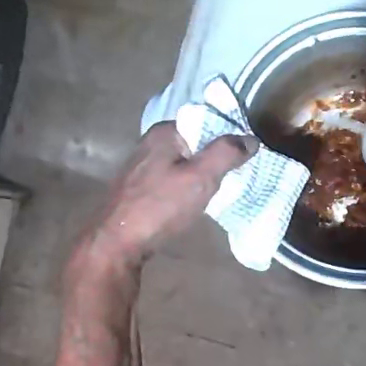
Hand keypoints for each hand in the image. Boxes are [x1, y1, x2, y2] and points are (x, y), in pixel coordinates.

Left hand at [76, 123, 253, 270]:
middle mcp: (150, 142)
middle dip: (217, 157)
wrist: (116, 243)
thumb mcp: (201, 177)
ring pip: (185, 162)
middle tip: (239, 175)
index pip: (207, 123)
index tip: (247, 156)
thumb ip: (226, 153)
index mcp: (164, 132)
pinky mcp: (139, 186)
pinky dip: (188, 186)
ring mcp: (142, 165)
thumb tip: (250, 139)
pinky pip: (173, 178)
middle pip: (196, 143)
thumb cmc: (160, 206)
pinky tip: (195, 202)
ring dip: (203, 174)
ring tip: (222, 190)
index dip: (230, 137)